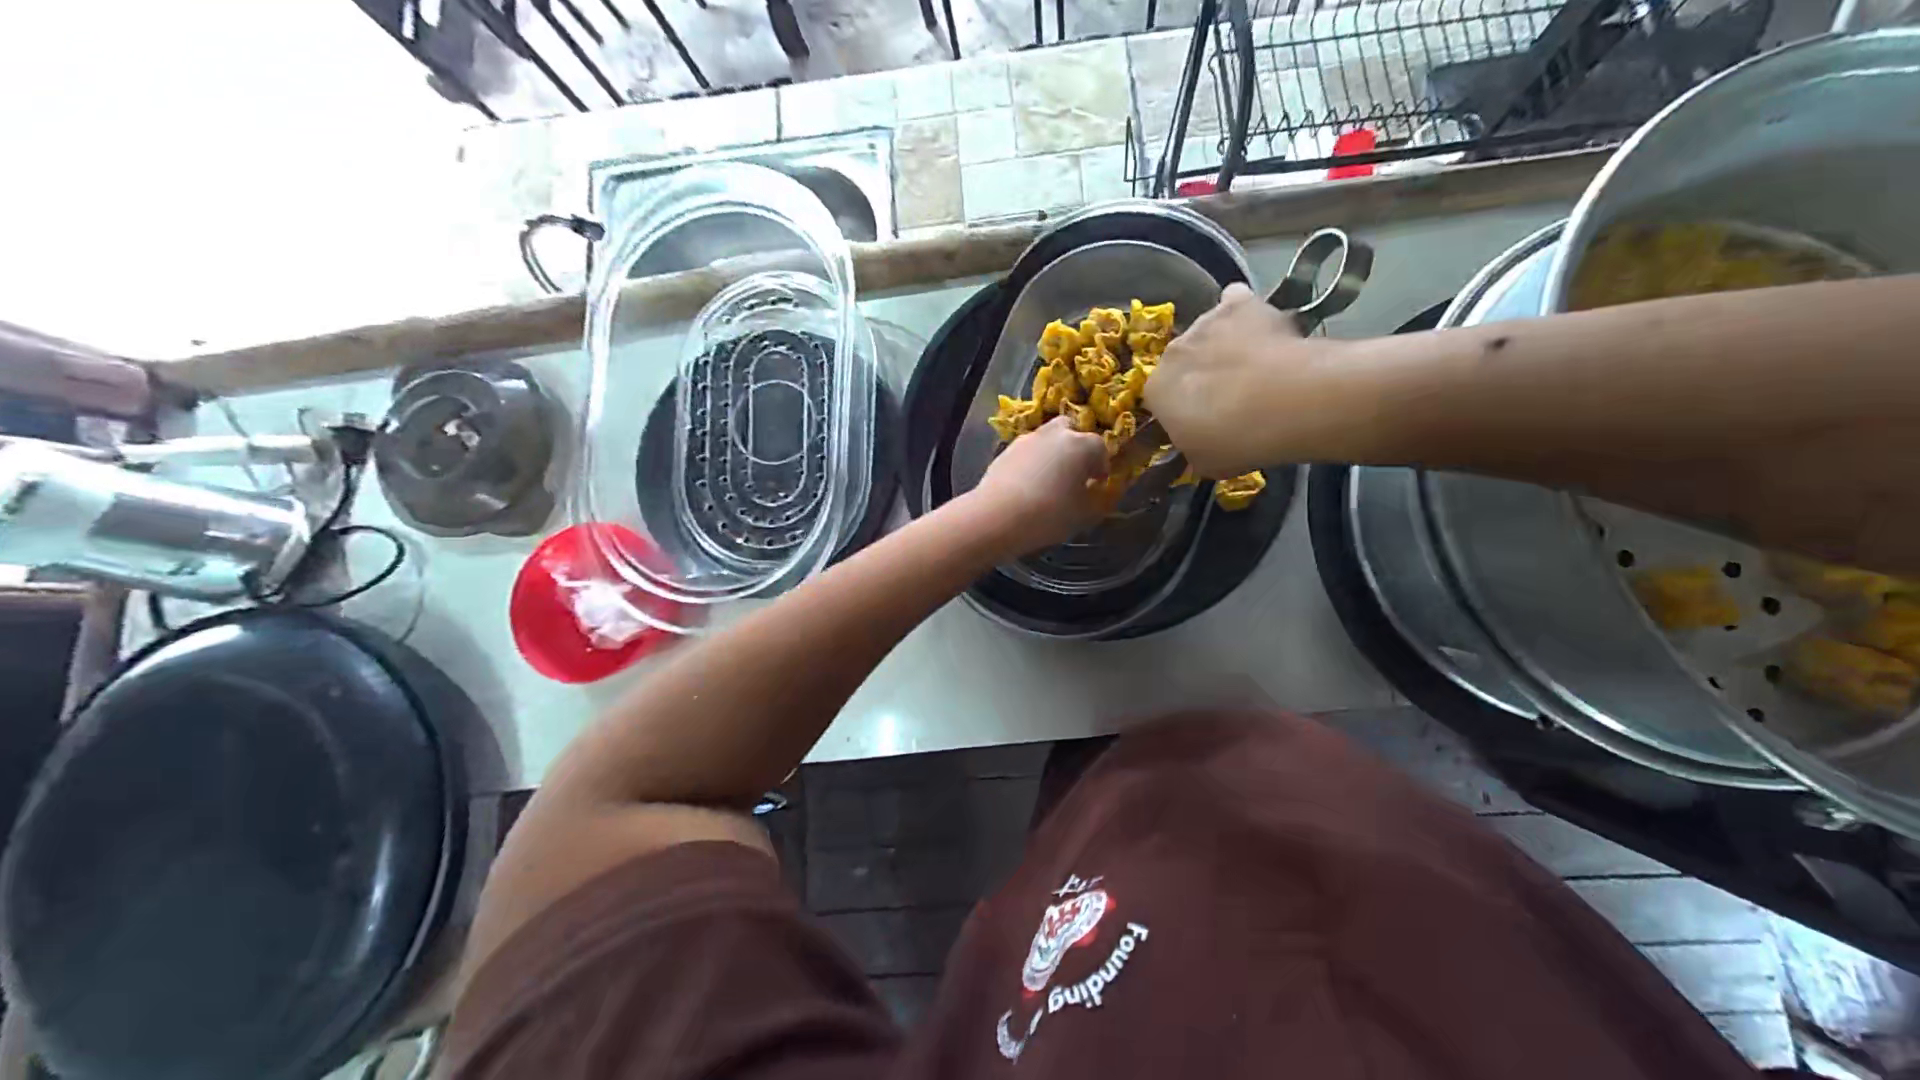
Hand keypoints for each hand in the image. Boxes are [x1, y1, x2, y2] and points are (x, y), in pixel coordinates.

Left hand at [967, 416, 1109, 556]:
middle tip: (1074, 473)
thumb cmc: (1050, 515)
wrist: (997, 516)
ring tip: (1048, 481)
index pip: (1100, 448)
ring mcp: (1027, 440)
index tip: (1097, 483)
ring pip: (1046, 439)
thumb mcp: (1084, 515)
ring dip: (1051, 454)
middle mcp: (1055, 434)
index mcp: (1082, 445)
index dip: (1100, 466)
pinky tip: (1027, 486)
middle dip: (1075, 447)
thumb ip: (1096, 500)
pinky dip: (1031, 463)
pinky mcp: (1005, 451)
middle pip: (1070, 430)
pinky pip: (1026, 453)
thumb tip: (1094, 492)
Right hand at [1146, 282, 1353, 476]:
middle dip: (1201, 373)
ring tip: (1253, 363)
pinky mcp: (1238, 304)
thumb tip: (1196, 444)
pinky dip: (1244, 312)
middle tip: (1231, 394)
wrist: (1284, 402)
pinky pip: (1235, 301)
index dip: (1182, 406)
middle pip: (1182, 360)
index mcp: (1156, 391)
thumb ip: (1192, 448)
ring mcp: (1204, 323)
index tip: (1203, 418)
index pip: (1161, 397)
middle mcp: (1171, 352)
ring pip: (1208, 331)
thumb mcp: (1204, 462)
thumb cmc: (1236, 441)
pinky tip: (1261, 327)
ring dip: (1222, 344)